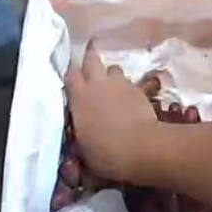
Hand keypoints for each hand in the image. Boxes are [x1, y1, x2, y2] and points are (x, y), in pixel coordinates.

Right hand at [65, 49, 163, 184]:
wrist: (141, 146)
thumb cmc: (106, 152)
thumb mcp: (82, 149)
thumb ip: (77, 136)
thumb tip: (76, 136)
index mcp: (80, 97)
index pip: (71, 74)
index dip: (71, 76)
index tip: (72, 84)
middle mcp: (98, 83)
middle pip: (92, 59)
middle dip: (90, 62)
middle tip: (90, 74)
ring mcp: (120, 83)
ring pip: (113, 68)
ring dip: (110, 76)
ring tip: (111, 89)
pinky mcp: (138, 88)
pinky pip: (128, 82)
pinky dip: (126, 88)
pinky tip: (128, 101)